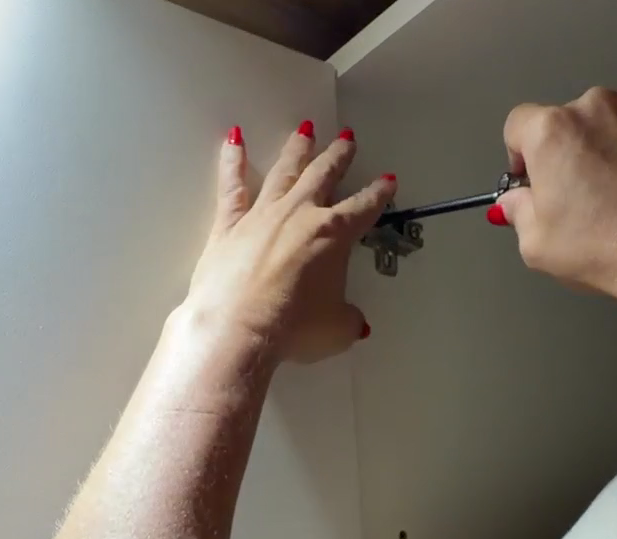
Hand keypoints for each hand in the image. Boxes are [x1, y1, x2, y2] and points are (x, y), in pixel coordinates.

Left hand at [182, 125, 395, 364]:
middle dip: (338, 157)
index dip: (378, 194)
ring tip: (305, 130)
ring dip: (297, 150)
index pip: (363, 209)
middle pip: (324, 176)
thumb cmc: (294, 329)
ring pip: (284, 172)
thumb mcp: (336, 331)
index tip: (387, 180)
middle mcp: (300, 214)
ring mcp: (262, 215)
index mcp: (333, 236)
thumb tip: (354, 322)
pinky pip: (232, 185)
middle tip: (347, 140)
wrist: (238, 329)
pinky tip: (234, 139)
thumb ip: (349, 320)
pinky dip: (233, 160)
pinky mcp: (228, 225)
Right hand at [496, 86, 616, 308]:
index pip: (519, 125)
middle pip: (572, 120)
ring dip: (616, 143)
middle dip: (574, 150)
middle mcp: (596, 103)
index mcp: (551, 132)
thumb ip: (517, 211)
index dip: (522, 154)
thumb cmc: (601, 249)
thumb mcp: (536, 245)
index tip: (534, 179)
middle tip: (586, 195)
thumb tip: (515, 199)